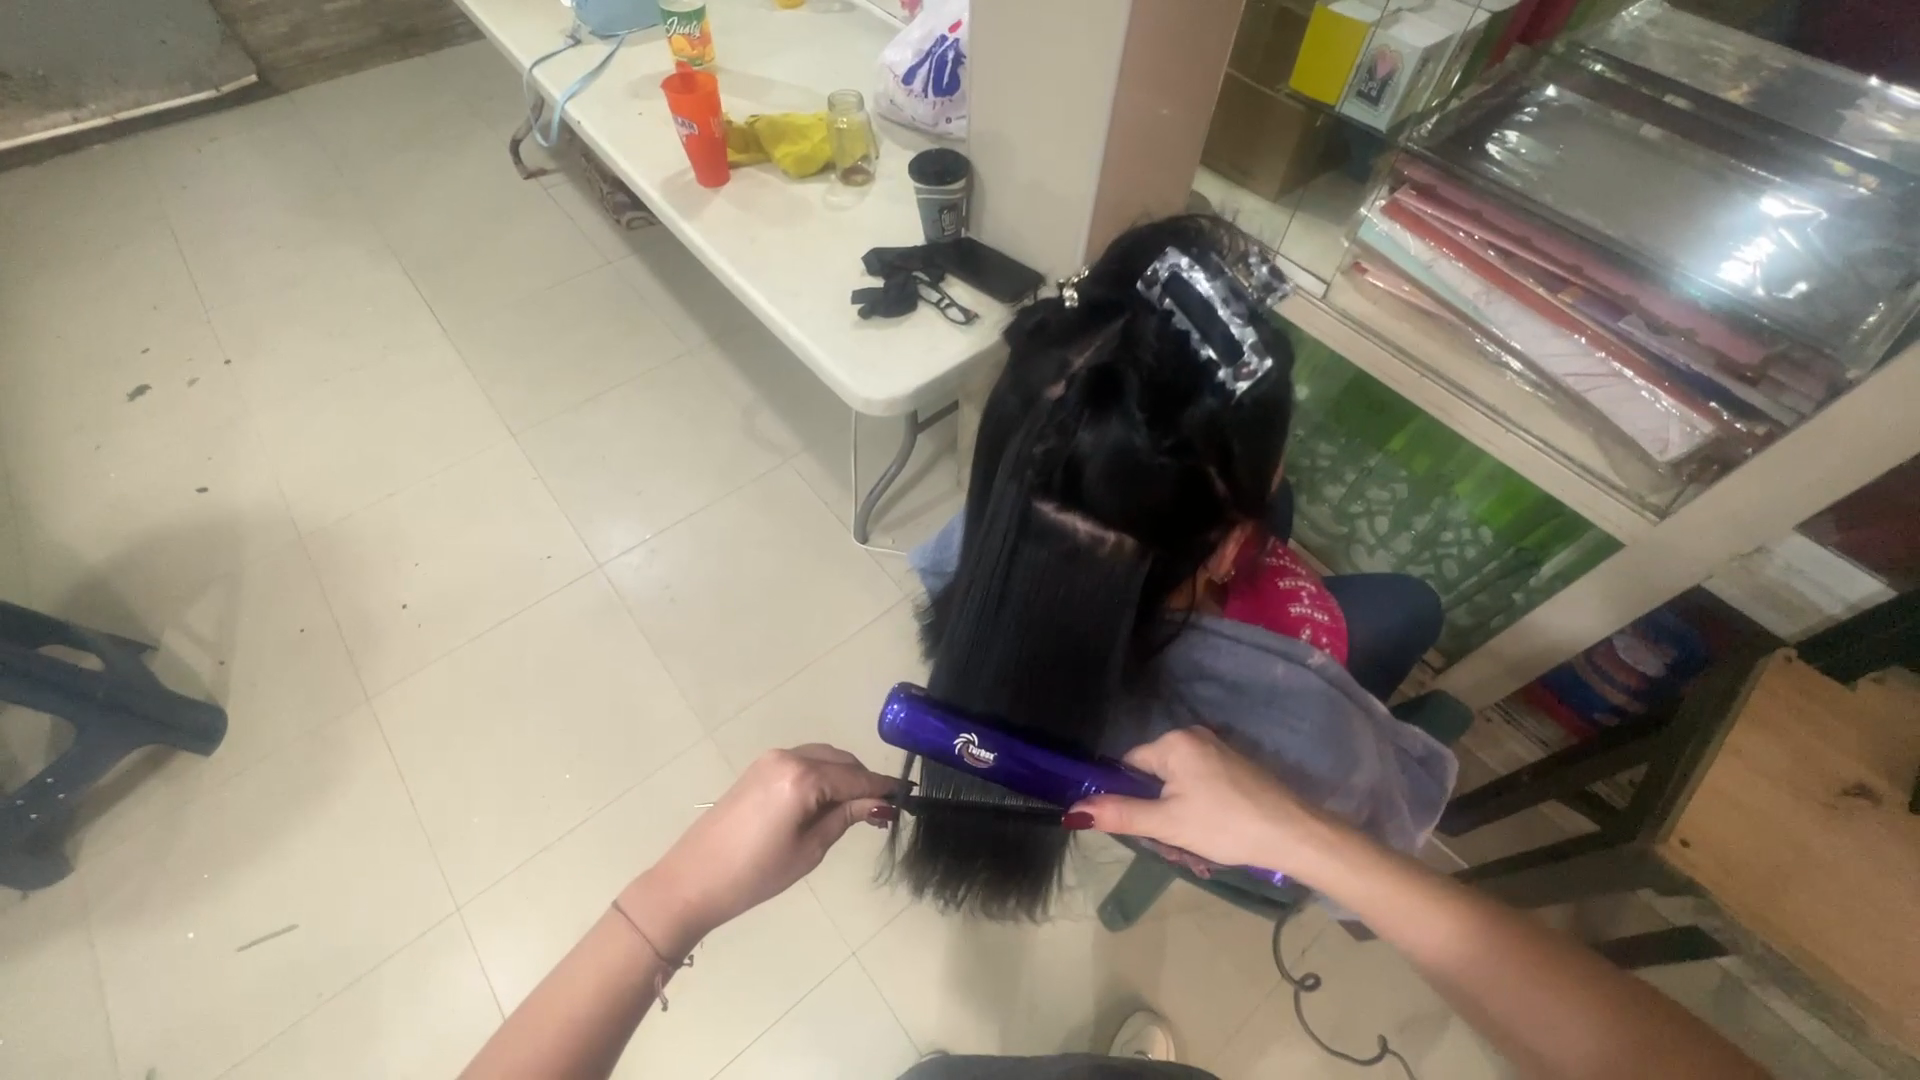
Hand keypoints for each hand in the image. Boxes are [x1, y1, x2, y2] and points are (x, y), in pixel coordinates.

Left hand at [624, 745, 899, 951]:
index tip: (908, 795)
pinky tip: (827, 800)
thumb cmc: (755, 874)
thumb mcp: (810, 849)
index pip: (855, 777)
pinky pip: (803, 762)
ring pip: (822, 758)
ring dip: (843, 776)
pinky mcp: (758, 768)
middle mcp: (788, 757)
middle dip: (863, 780)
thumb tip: (879, 804)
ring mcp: (771, 760)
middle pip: (840, 761)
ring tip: (856, 808)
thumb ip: (845, 817)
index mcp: (803, 777)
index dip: (882, 788)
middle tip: (882, 809)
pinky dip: (821, 774)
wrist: (692, 881)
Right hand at [1069, 727, 1342, 877]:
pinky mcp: (1234, 764)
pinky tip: (1212, 827)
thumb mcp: (1167, 824)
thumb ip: (1120, 814)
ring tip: (1193, 837)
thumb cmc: (1225, 826)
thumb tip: (1073, 812)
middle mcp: (1192, 734)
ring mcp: (1216, 747)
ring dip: (1175, 808)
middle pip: (1152, 772)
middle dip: (1154, 805)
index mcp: (1172, 741)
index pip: (1128, 764)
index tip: (1143, 824)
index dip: (1128, 795)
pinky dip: (1196, 803)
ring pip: (1176, 780)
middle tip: (1171, 838)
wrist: (1293, 834)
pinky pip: (1198, 780)